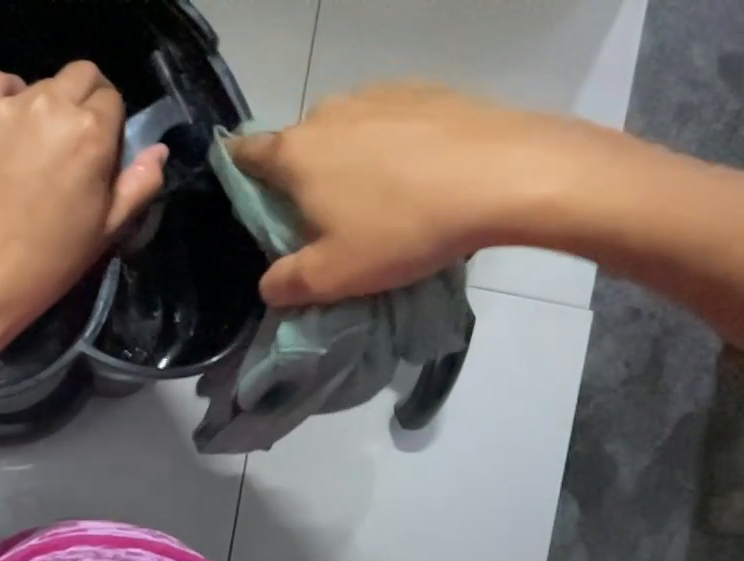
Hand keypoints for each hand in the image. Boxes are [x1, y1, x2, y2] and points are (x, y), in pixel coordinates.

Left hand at [0, 63, 167, 335]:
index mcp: (91, 131)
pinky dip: (7, 101)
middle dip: (84, 102)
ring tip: (35, 147)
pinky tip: (6, 133)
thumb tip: (158, 151)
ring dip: (46, 105)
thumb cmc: (49, 262)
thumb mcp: (107, 230)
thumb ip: (138, 184)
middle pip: (80, 77)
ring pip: (39, 83)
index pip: (113, 99)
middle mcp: (50, 106)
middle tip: (72, 145)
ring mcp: (4, 108)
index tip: (99, 154)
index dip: (110, 125)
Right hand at [227, 83, 633, 306]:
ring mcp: (380, 96)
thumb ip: (286, 284)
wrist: (507, 176)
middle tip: (324, 221)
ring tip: (376, 202)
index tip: (248, 199)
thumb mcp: (333, 276)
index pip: (244, 155)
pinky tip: (417, 180)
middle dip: (301, 179)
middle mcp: (329, 113)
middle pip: (298, 147)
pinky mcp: (426, 92)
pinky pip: (389, 125)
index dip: (237, 175)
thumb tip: (270, 284)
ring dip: (348, 163)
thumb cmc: (403, 228)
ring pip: (345, 134)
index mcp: (296, 153)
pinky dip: (391, 149)